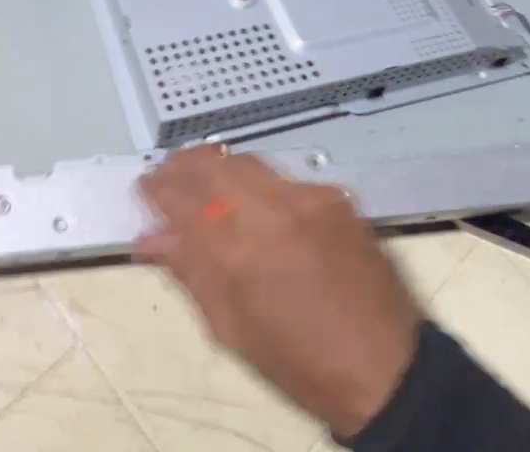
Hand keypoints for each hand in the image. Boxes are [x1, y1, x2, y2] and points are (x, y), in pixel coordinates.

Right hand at [136, 147, 420, 437]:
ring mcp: (308, 199)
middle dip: (183, 164)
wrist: (384, 368)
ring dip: (218, 165)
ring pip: (248, 162)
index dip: (156, 189)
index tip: (145, 188)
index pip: (181, 200)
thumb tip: (150, 240)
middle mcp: (271, 212)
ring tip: (203, 177)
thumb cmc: (299, 362)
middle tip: (167, 173)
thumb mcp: (230, 329)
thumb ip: (189, 271)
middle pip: (212, 164)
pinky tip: (255, 198)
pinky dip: (260, 182)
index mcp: (237, 253)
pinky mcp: (336, 198)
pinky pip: (284, 178)